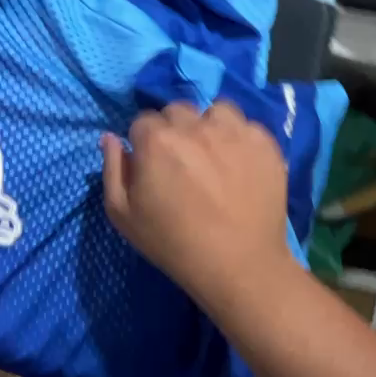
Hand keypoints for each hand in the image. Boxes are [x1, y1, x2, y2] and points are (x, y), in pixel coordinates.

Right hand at [100, 101, 290, 303]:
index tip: (150, 163)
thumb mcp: (122, 213)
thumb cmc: (172, 242)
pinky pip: (247, 125)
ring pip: (215, 110)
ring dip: (209, 125)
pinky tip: (238, 161)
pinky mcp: (265, 144)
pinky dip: (240, 137)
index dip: (143, 141)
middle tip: (181, 160)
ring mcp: (234, 133)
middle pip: (177, 110)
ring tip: (212, 152)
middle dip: (174, 129)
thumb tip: (110, 138)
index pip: (142, 120)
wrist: (239, 266)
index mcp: (156, 141)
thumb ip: (112, 169)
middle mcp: (194, 127)